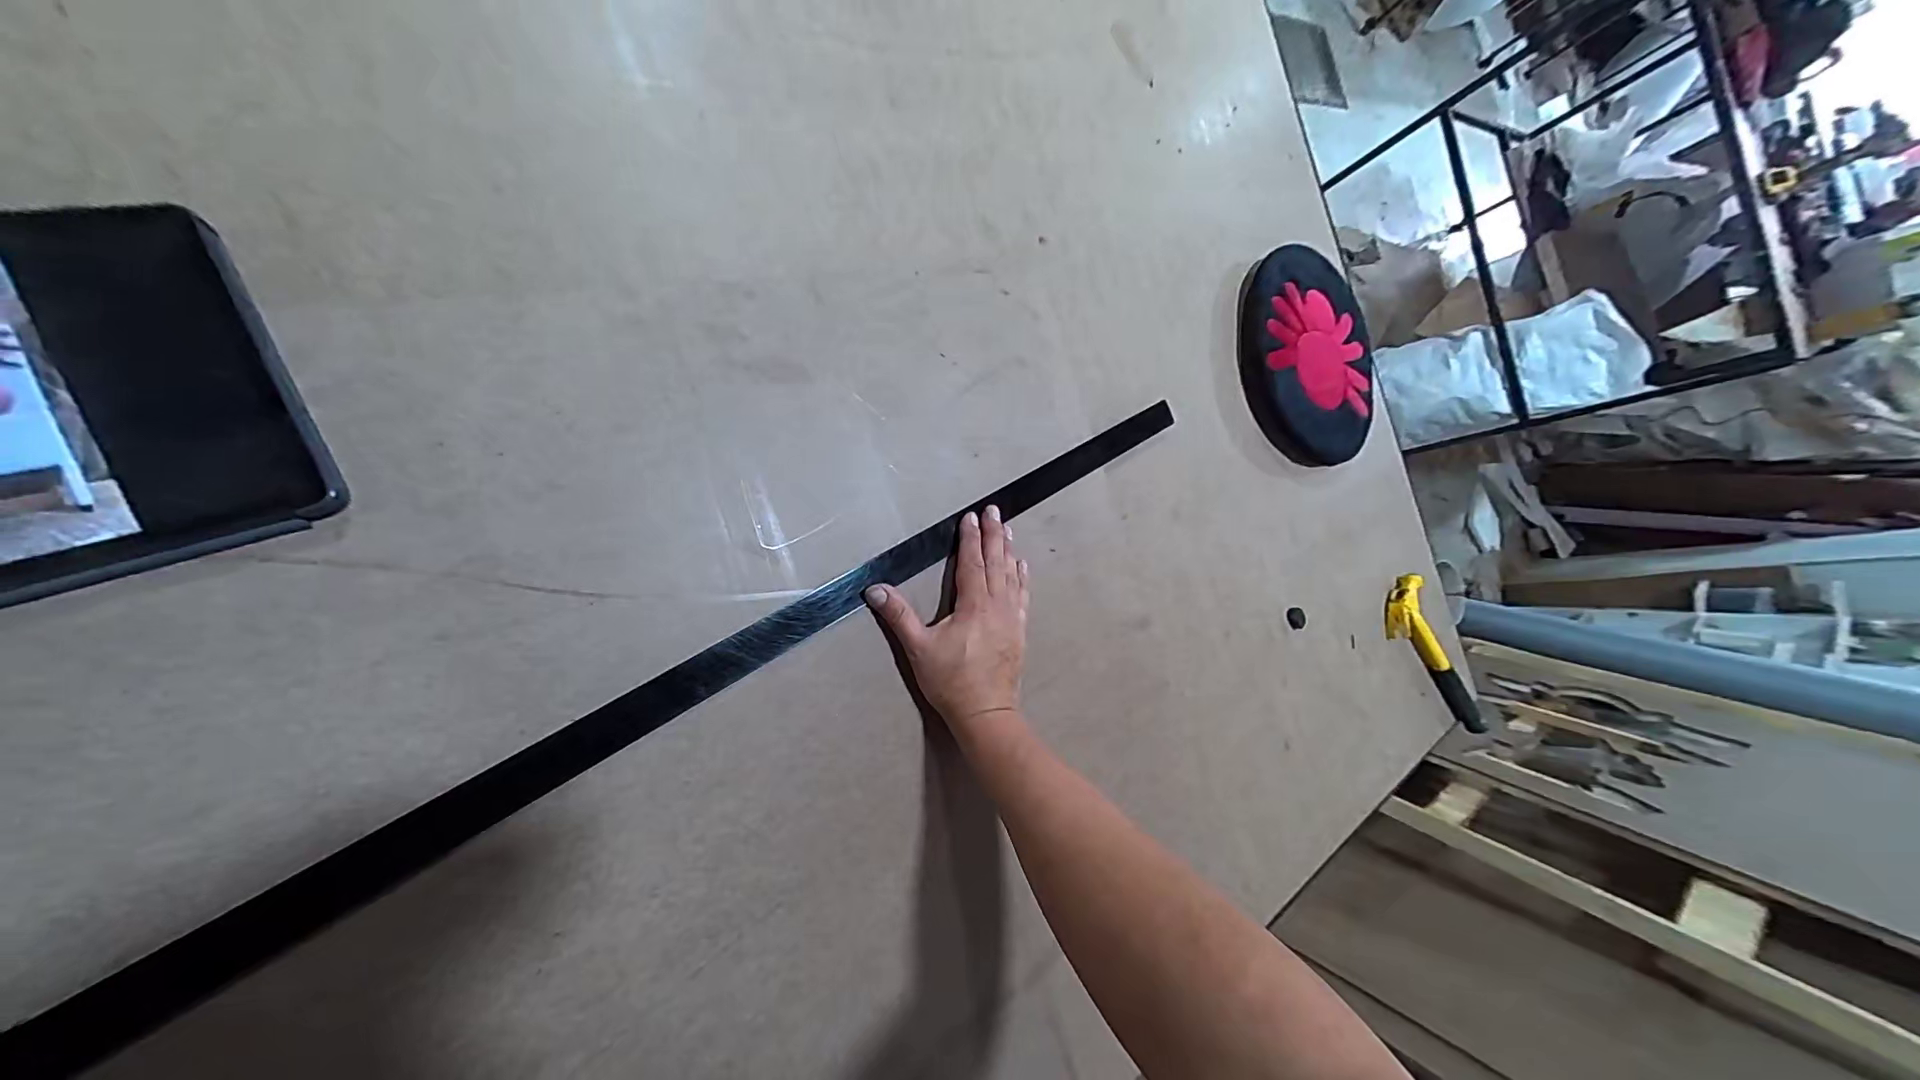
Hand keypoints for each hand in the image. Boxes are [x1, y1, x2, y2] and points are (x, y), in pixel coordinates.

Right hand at [865, 504, 1028, 731]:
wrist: (987, 713)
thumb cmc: (951, 682)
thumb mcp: (918, 649)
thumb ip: (898, 616)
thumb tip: (875, 590)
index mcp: (974, 605)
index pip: (972, 563)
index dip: (970, 538)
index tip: (971, 517)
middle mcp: (997, 606)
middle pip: (996, 562)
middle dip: (994, 535)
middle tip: (995, 511)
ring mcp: (1011, 618)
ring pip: (1012, 576)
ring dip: (1009, 551)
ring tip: (1008, 530)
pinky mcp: (1018, 632)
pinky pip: (1023, 596)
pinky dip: (1022, 578)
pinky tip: (1023, 567)